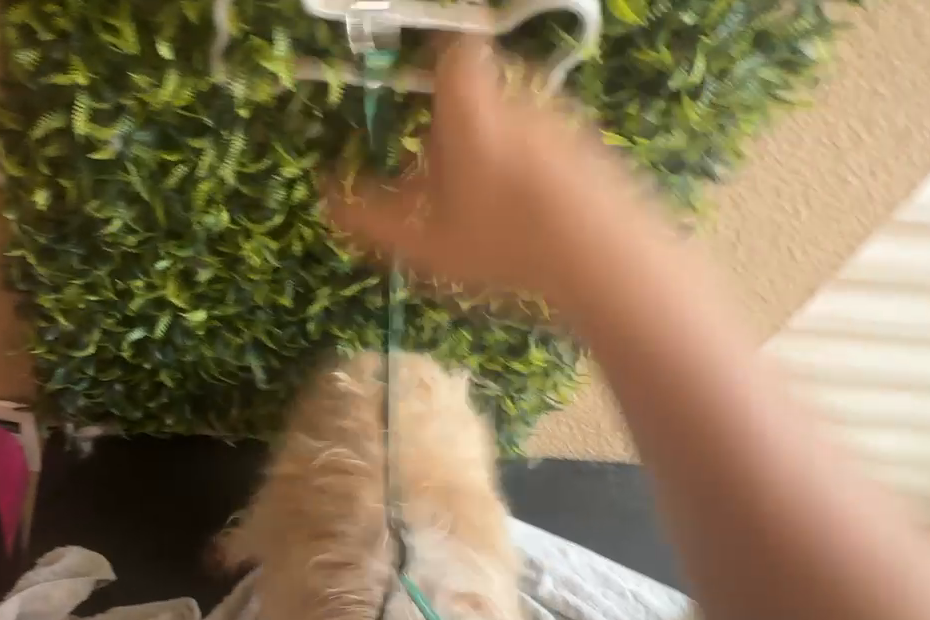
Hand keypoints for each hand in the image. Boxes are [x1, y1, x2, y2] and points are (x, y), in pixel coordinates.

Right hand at [324, 36, 650, 304]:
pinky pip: (543, 145)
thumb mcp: (425, 242)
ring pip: (510, 123)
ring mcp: (558, 122)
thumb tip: (327, 200)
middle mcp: (517, 103)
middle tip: (439, 185)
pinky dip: (525, 170)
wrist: (602, 254)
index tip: (420, 101)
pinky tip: (523, 219)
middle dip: (455, 132)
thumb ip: (373, 218)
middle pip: (479, 97)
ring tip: (481, 212)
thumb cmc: (501, 243)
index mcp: (472, 114)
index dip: (435, 66)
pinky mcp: (588, 147)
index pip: (454, 57)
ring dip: (490, 154)